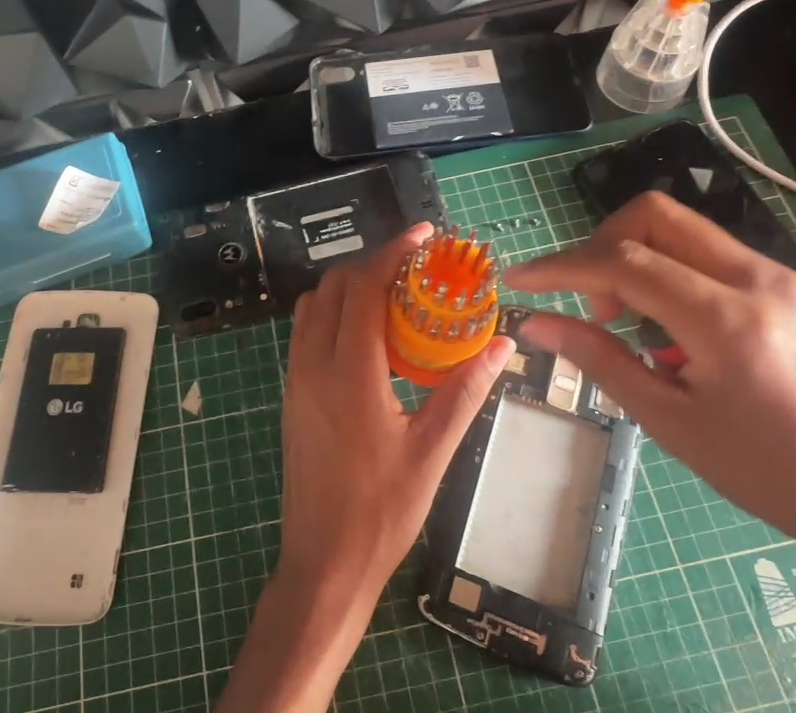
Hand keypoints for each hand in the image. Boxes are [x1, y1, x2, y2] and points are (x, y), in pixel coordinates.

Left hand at [280, 222, 514, 594]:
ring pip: (313, 307)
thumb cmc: (382, 512)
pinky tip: (369, 336)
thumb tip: (503, 344)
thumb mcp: (432, 451)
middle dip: (374, 264)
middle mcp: (312, 366)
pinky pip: (306, 333)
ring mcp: (295, 380)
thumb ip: (464, 391)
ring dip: (349, 287)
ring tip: (395, 295)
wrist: (323, 562)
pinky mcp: (291, 396)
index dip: (394, 252)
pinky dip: (333, 314)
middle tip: (417, 267)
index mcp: (349, 374)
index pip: (365, 289)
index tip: (424, 233)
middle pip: (334, 287)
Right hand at [503, 192, 795, 555]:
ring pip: (681, 226)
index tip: (518, 280)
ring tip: (622, 315)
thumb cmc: (763, 472)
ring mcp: (777, 275)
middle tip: (590, 303)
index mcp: (728, 320)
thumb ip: (597, 358)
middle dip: (600, 244)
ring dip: (632, 254)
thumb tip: (535, 324)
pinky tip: (662, 321)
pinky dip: (665, 267)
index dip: (561, 266)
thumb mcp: (668, 420)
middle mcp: (758, 278)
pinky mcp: (783, 284)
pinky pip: (705, 251)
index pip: (625, 263)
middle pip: (655, 215)